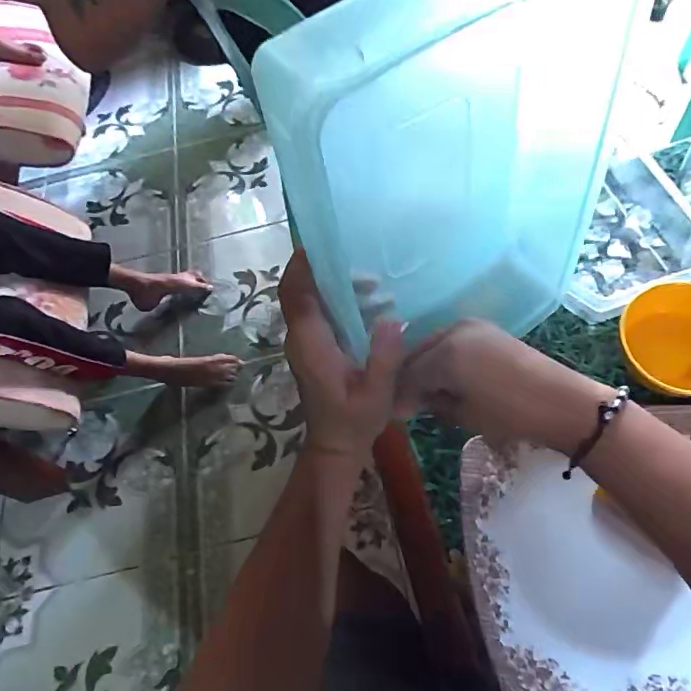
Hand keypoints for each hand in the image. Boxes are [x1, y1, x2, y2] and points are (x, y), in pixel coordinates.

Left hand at [280, 251, 400, 462]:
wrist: (335, 446)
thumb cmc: (353, 422)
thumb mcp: (376, 393)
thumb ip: (385, 357)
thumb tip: (394, 318)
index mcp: (311, 343)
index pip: (296, 294)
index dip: (303, 266)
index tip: (323, 244)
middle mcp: (301, 338)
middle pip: (300, 291)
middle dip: (327, 271)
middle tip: (364, 267)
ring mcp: (305, 344)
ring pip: (310, 301)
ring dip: (336, 287)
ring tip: (374, 286)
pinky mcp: (314, 349)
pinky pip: (319, 315)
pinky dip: (338, 302)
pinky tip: (369, 305)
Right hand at [399, 321, 617, 454]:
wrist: (562, 402)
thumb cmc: (511, 414)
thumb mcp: (464, 414)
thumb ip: (431, 403)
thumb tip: (409, 403)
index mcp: (445, 352)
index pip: (407, 374)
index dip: (399, 396)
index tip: (397, 415)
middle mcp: (455, 331)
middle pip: (419, 355)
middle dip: (411, 379)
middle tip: (410, 406)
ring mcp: (474, 327)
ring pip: (436, 348)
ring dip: (428, 369)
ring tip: (432, 396)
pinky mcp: (490, 331)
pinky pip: (455, 344)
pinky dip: (447, 361)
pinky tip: (452, 382)